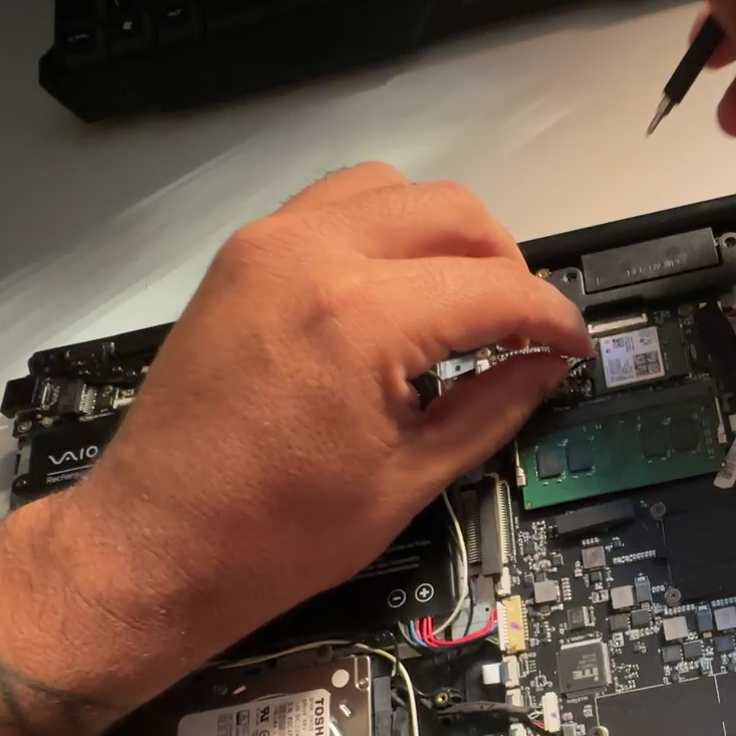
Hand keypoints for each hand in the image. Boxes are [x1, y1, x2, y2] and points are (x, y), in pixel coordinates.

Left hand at [0, 165, 588, 700]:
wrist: (161, 544)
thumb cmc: (282, 532)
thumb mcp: (414, 475)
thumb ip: (495, 406)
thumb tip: (545, 368)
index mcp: (363, 318)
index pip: (496, 288)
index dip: (553, 318)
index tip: (574, 346)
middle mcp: (313, 254)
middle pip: (456, 213)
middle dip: (511, 268)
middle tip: (525, 331)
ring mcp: (269, 245)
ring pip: (398, 191)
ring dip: (451, 239)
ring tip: (468, 305)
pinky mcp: (245, 257)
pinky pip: (340, 206)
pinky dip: (392, 232)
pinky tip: (406, 293)